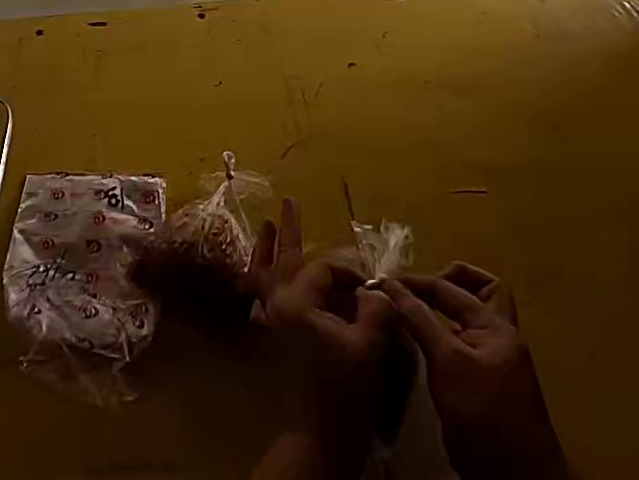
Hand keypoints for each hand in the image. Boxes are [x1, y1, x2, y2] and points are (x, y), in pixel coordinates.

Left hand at [247, 198, 394, 475]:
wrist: (320, 436)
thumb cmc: (344, 390)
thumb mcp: (368, 345)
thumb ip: (374, 308)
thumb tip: (376, 290)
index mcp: (297, 302)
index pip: (327, 268)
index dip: (352, 274)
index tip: (371, 290)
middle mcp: (277, 304)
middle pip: (282, 258)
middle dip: (288, 229)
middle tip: (287, 202)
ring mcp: (272, 319)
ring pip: (264, 274)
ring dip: (268, 250)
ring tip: (268, 226)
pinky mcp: (274, 334)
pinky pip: (263, 294)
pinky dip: (263, 276)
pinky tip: (264, 268)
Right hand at [380, 265, 572, 479]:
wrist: (515, 476)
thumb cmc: (483, 413)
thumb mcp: (447, 362)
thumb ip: (421, 321)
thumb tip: (393, 287)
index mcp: (496, 325)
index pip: (449, 289)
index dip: (414, 283)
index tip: (382, 283)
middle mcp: (499, 335)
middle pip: (482, 290)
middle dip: (451, 279)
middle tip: (418, 287)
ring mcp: (495, 359)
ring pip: (475, 316)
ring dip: (450, 305)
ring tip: (418, 308)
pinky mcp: (486, 381)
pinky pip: (466, 340)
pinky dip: (447, 330)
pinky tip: (426, 340)